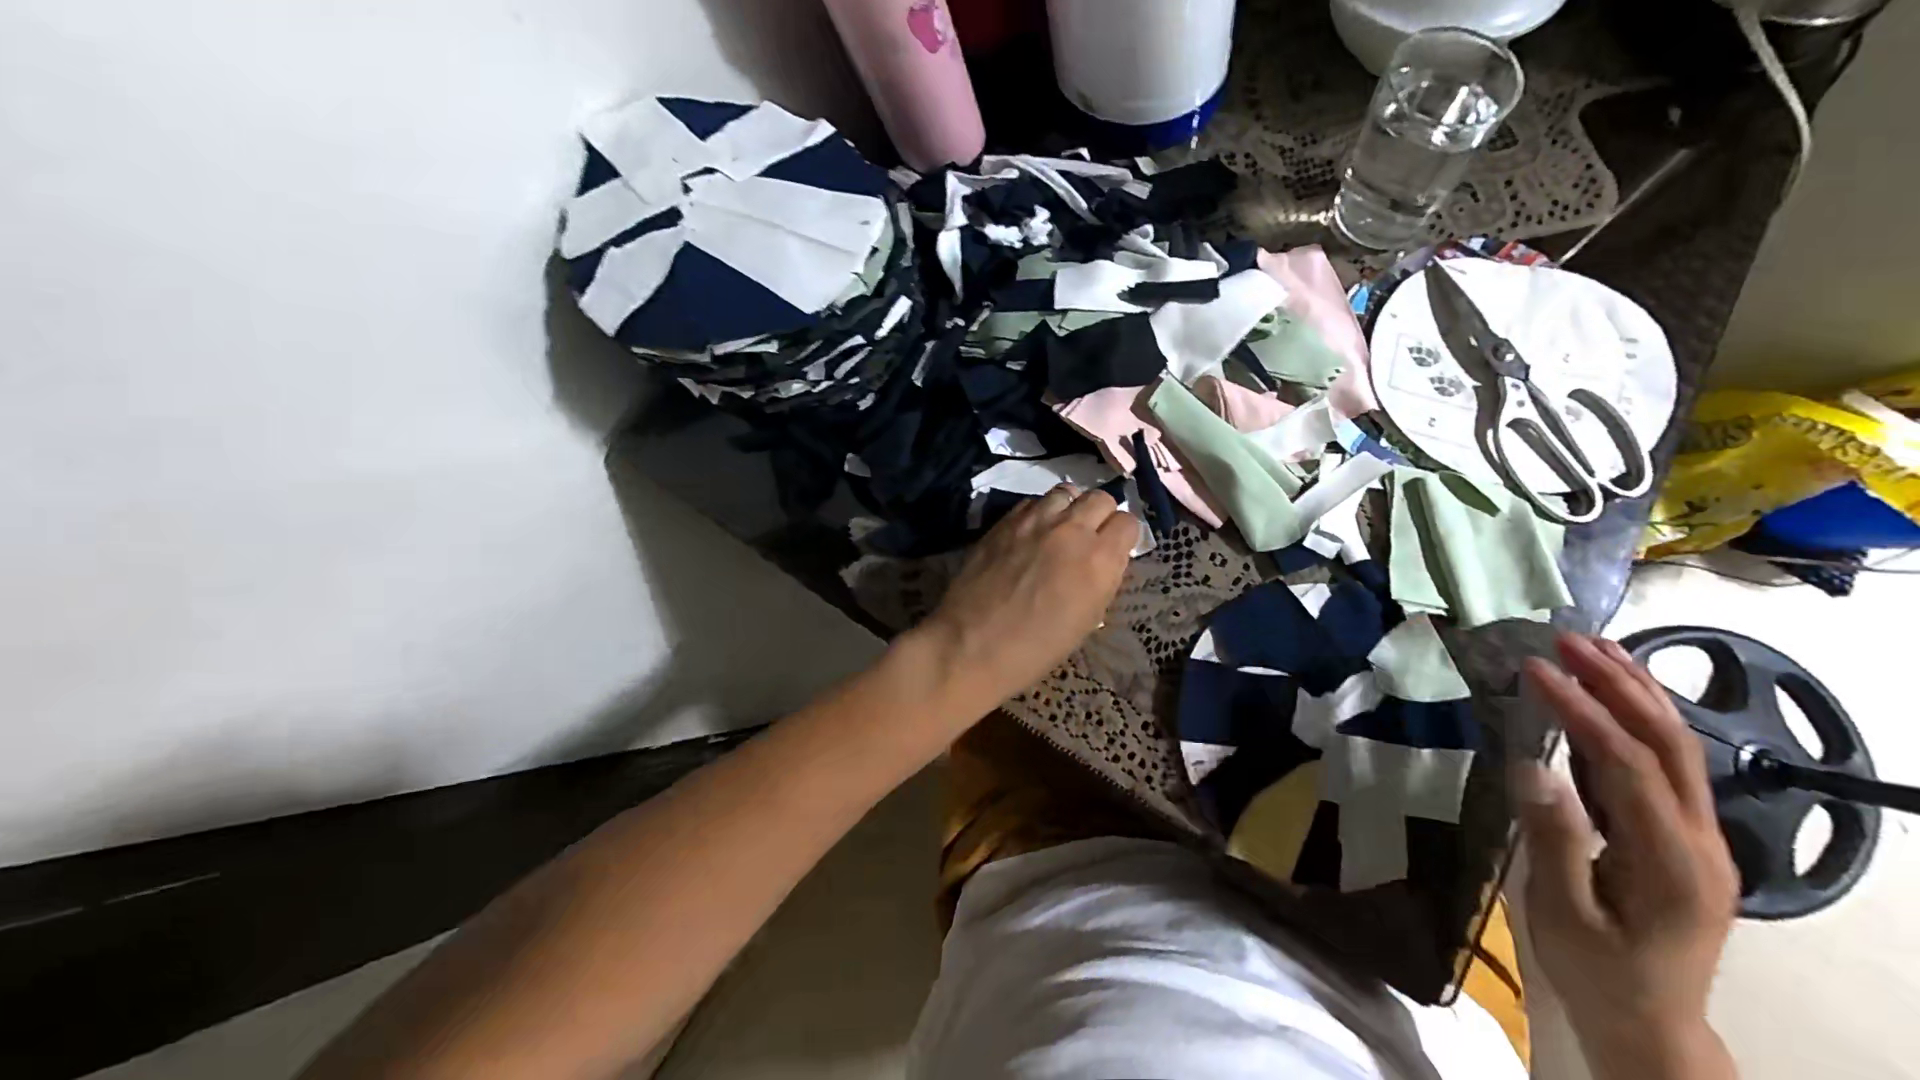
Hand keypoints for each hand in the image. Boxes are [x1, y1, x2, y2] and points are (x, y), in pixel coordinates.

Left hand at [910, 484, 1137, 717]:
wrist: (972, 645)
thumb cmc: (1036, 648)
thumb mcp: (1087, 620)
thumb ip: (1103, 579)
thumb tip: (1106, 559)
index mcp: (1099, 560)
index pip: (1128, 523)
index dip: (1122, 536)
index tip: (1114, 549)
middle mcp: (1071, 530)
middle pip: (1100, 498)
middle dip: (1100, 515)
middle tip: (1088, 538)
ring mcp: (1034, 521)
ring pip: (1065, 493)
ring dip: (1068, 509)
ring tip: (1059, 531)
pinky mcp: (1004, 521)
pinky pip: (1032, 503)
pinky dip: (1038, 513)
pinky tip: (1030, 535)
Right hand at [1519, 633, 1740, 1079]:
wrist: (1648, 1020)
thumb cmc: (1595, 968)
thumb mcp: (1562, 912)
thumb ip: (1554, 839)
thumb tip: (1533, 768)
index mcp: (1671, 861)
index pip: (1627, 764)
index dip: (1582, 710)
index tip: (1534, 669)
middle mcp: (1702, 841)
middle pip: (1670, 744)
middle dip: (1621, 685)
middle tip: (1568, 640)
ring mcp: (1702, 838)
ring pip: (1679, 749)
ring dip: (1638, 693)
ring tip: (1595, 648)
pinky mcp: (1684, 837)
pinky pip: (1667, 766)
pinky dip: (1640, 720)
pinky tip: (1612, 699)